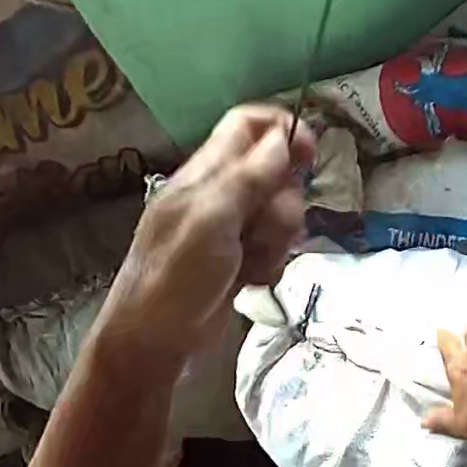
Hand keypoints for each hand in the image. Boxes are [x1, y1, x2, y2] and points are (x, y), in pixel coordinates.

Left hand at [97, 104, 314, 359]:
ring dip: (277, 239)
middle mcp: (221, 196)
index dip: (282, 130)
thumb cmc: (176, 275)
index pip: (248, 126)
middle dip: (283, 203)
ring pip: (279, 215)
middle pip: (275, 175)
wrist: (156, 340)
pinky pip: (274, 249)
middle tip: (266, 229)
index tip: (310, 155)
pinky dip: (270, 264)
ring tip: (254, 261)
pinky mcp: (241, 261)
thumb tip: (284, 136)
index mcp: (207, 174)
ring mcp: (232, 230)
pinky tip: (252, 280)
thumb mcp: (212, 219)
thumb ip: (250, 177)